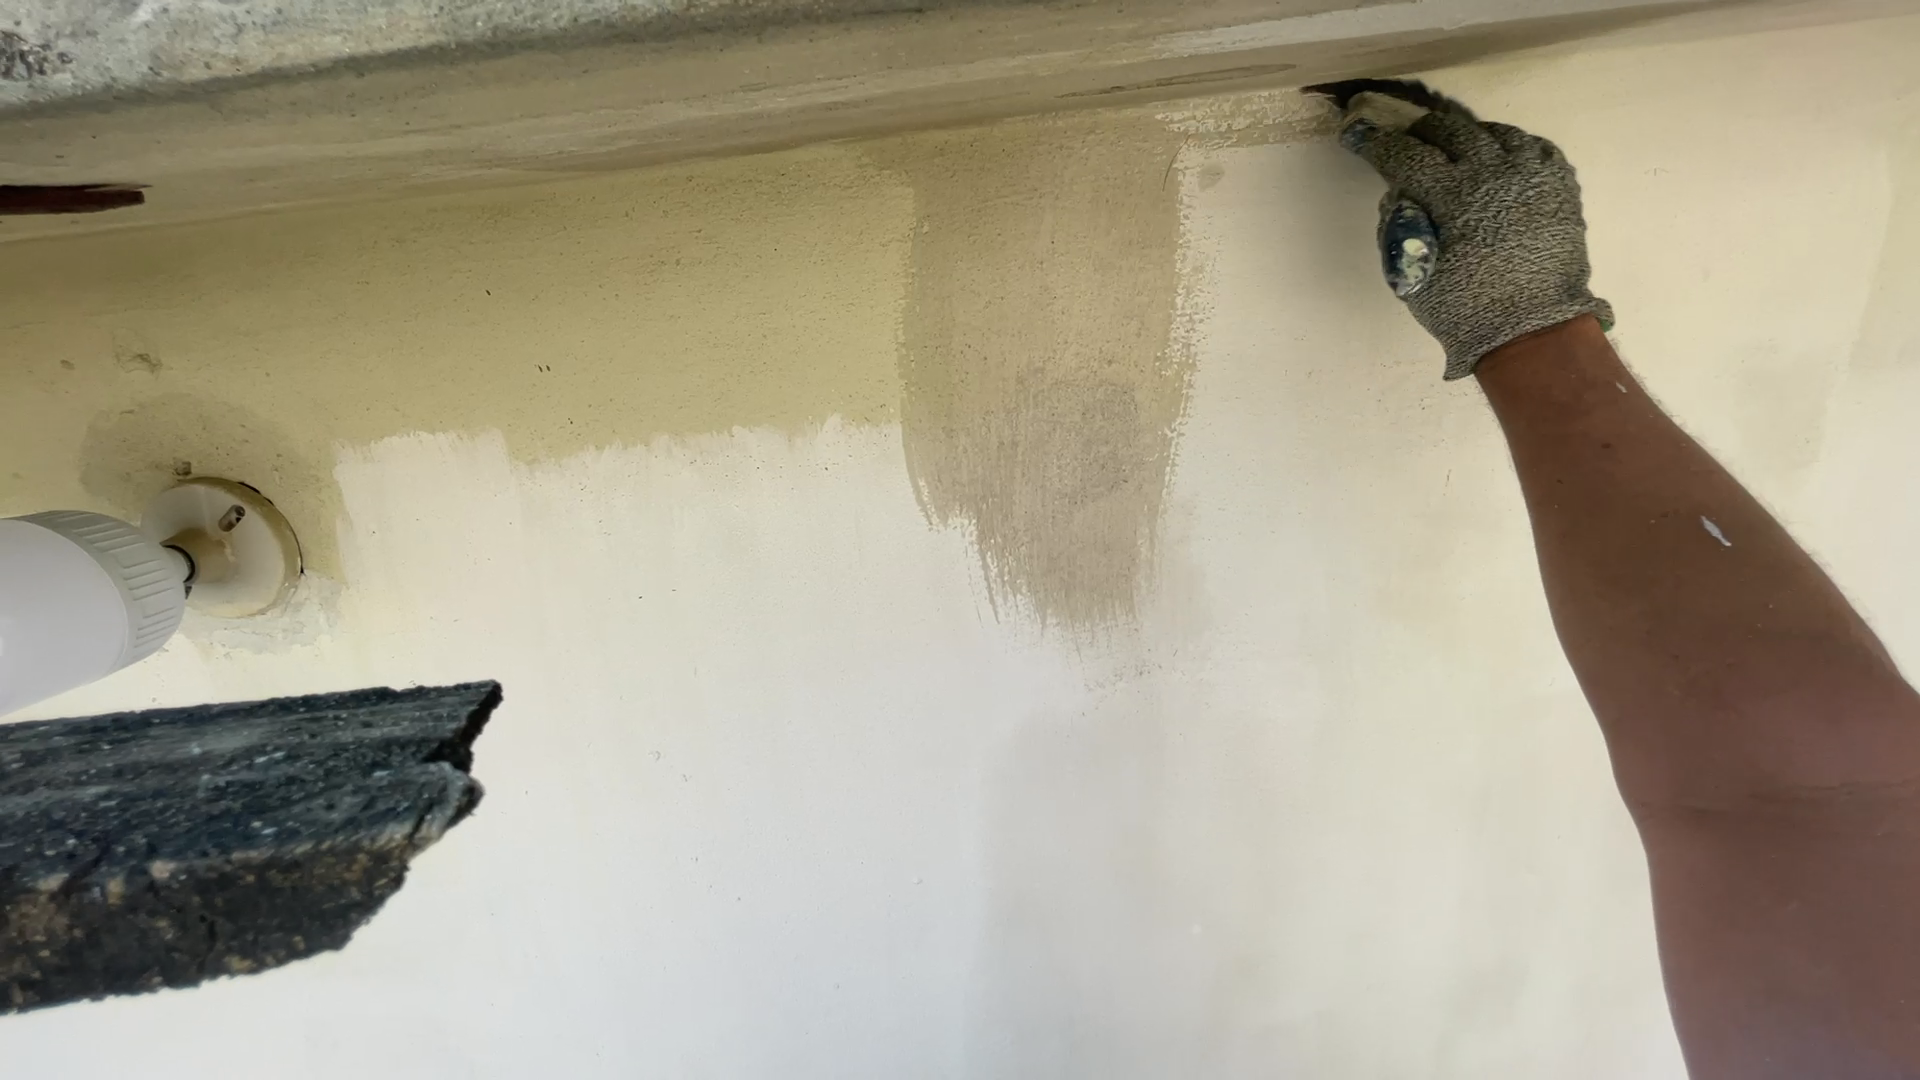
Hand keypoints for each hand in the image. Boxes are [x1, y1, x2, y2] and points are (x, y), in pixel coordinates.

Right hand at [1343, 100, 1613, 378]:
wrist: (1529, 328)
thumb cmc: (1461, 308)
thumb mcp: (1412, 274)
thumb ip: (1401, 227)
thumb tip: (1400, 194)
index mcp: (1456, 195)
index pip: (1408, 157)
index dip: (1378, 144)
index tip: (1357, 131)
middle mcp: (1496, 173)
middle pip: (1454, 131)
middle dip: (1423, 130)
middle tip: (1405, 135)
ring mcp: (1534, 174)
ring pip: (1495, 133)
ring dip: (1465, 135)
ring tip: (1449, 143)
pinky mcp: (1559, 184)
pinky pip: (1532, 147)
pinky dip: (1506, 145)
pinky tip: (1495, 155)